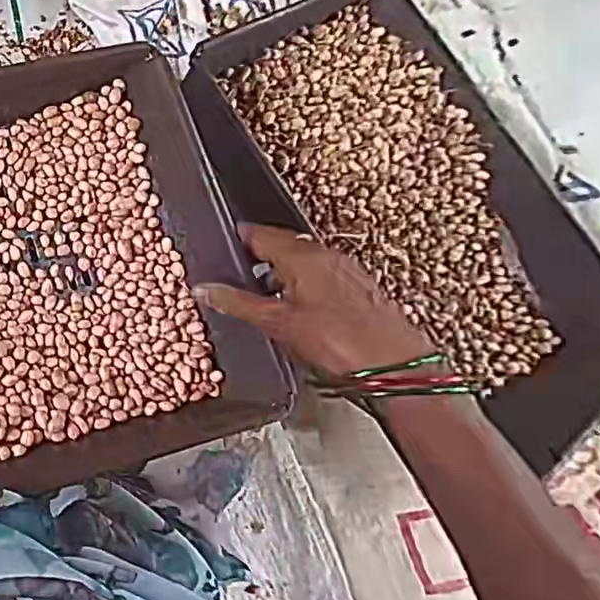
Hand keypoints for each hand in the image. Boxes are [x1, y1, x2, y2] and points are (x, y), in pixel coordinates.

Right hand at [194, 223, 435, 377]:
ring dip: (278, 271)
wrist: (395, 366)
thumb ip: (235, 302)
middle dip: (255, 255)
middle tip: (233, 269)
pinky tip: (292, 306)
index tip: (220, 241)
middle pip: (281, 244)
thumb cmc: (340, 341)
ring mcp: (344, 270)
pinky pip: (319, 274)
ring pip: (301, 260)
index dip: (237, 237)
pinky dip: (299, 283)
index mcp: (302, 256)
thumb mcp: (275, 322)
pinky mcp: (357, 287)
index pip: (260, 233)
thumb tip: (204, 289)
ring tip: (259, 293)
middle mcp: (326, 256)